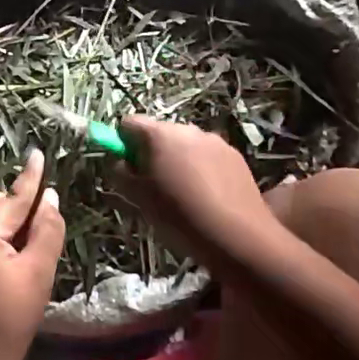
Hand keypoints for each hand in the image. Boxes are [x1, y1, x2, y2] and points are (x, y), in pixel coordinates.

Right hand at [112, 116, 273, 264]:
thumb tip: (121, 163)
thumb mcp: (137, 198)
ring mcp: (215, 141)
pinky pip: (207, 156)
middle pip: (159, 133)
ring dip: (178, 161)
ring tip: (184, 196)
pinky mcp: (235, 156)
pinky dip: (201, 170)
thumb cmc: (178, 216)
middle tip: (154, 187)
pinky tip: (206, 197)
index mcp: (159, 135)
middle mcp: (187, 129)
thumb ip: (121, 173)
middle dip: (153, 154)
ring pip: (185, 145)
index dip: (123, 144)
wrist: (237, 236)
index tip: (129, 170)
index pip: (128, 123)